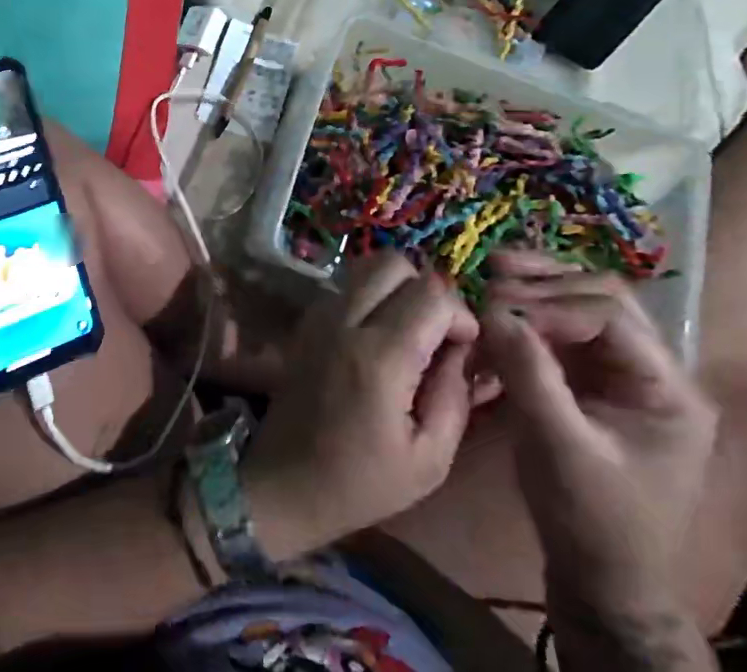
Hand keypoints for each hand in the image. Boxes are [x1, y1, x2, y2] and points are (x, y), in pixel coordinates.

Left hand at [243, 253, 481, 556]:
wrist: (283, 484)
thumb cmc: (361, 483)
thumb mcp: (430, 458)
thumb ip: (455, 394)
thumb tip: (463, 348)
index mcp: (379, 357)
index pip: (432, 294)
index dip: (460, 315)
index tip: (463, 349)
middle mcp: (344, 323)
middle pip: (395, 262)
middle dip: (427, 290)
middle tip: (436, 333)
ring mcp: (318, 318)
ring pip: (366, 266)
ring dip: (396, 288)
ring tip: (408, 332)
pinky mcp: (305, 323)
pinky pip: (345, 286)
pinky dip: (370, 297)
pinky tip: (377, 337)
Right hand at [482, 252, 715, 608]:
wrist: (604, 574)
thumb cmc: (592, 519)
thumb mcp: (559, 449)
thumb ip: (530, 376)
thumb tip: (493, 312)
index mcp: (670, 390)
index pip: (612, 317)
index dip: (552, 305)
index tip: (498, 309)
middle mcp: (655, 370)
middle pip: (605, 298)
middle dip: (546, 284)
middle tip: (490, 277)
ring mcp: (624, 373)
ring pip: (585, 305)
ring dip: (539, 287)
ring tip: (493, 270)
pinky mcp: (595, 380)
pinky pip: (564, 329)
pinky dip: (531, 313)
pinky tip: (500, 305)